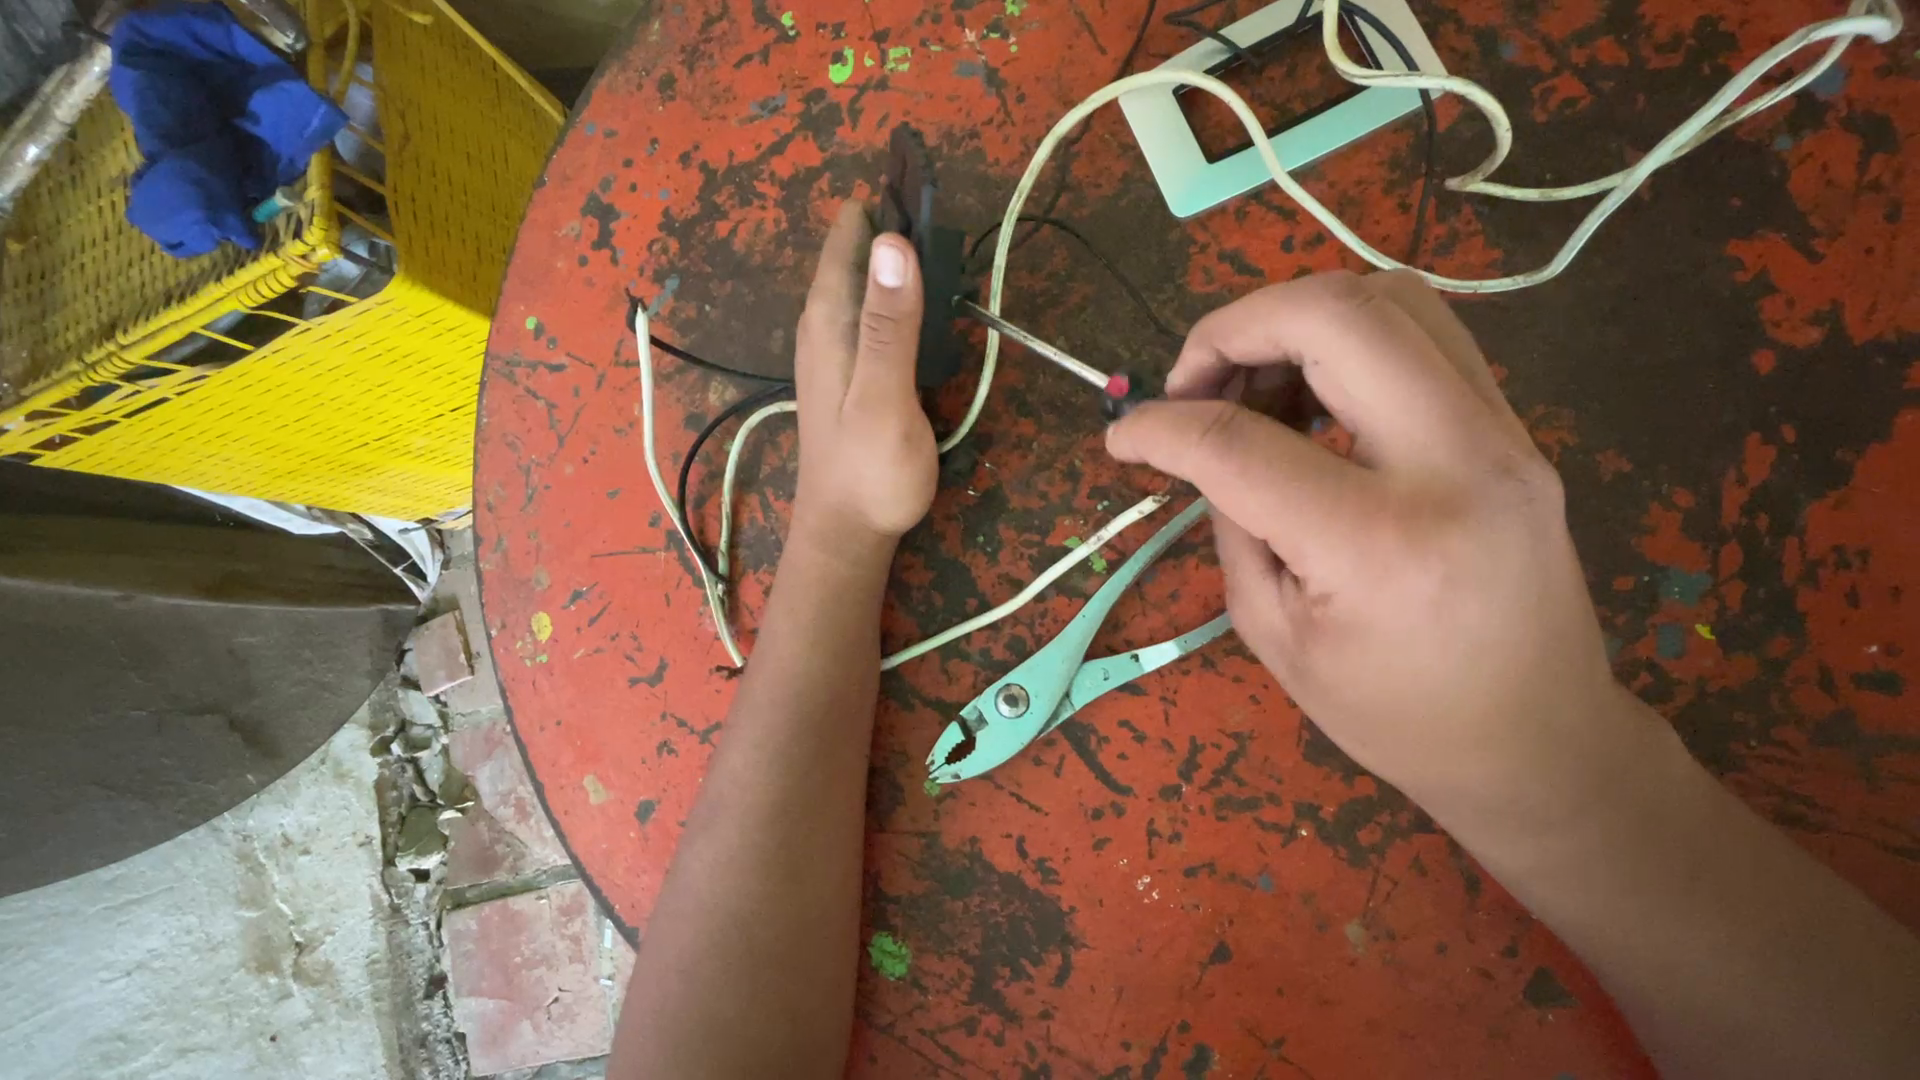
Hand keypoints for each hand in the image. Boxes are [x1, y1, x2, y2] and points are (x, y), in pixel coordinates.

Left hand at [791, 201, 937, 547]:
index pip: (848, 241)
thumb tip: (893, 242)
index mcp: (830, 323)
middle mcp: (824, 329)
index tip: (917, 176)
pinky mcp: (847, 378)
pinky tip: (914, 307)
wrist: (847, 533)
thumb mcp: (884, 395)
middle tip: (935, 209)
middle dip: (888, 229)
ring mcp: (832, 355)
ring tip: (930, 243)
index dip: (879, 206)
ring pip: (859, 288)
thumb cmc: (870, 470)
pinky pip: (867, 318)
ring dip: (891, 262)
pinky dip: (891, 299)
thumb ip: (891, 324)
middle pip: (853, 259)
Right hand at [1107, 271, 1635, 829]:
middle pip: (1334, 316)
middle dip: (1231, 328)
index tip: (1122, 436)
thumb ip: (1232, 519)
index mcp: (1378, 544)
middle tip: (1188, 382)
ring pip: (1389, 298)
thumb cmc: (1390, 713)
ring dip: (1291, 322)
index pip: (1239, 443)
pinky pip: (1419, 333)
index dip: (1160, 427)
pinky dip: (1342, 339)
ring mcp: (1502, 434)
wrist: (1536, 739)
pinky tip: (1307, 395)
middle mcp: (1456, 463)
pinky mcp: (1512, 427)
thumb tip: (1199, 444)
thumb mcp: (1273, 631)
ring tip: (1248, 389)